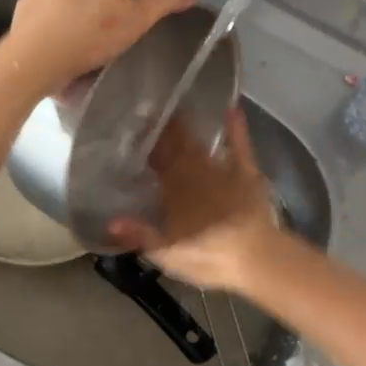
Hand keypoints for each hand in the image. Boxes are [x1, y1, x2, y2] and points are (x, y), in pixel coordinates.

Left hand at [0, 0, 196, 86]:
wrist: (29, 63)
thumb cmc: (85, 33)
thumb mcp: (135, 18)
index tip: (148, 9)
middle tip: (127, 28)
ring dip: (98, 11)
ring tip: (103, 41)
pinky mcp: (31, 3)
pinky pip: (64, 8)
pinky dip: (75, 21)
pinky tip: (78, 45)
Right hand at [108, 108, 282, 292]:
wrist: (256, 257)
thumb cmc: (207, 257)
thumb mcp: (167, 254)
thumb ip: (139, 235)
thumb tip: (110, 221)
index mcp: (172, 191)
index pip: (155, 162)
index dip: (144, 146)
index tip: (131, 130)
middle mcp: (194, 174)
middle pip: (175, 149)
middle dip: (163, 132)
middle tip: (150, 113)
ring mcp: (222, 171)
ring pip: (200, 145)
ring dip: (188, 129)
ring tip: (176, 110)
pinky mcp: (246, 175)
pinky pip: (239, 146)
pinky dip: (235, 127)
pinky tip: (232, 108)